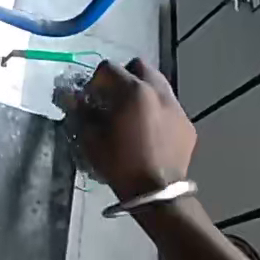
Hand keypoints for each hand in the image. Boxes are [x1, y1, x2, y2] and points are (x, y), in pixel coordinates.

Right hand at [54, 59, 195, 201]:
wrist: (156, 192)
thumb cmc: (119, 162)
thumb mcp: (91, 136)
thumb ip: (81, 111)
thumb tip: (72, 97)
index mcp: (133, 91)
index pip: (109, 68)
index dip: (95, 81)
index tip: (90, 99)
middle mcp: (158, 92)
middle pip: (139, 66)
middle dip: (123, 77)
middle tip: (112, 98)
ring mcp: (177, 108)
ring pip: (157, 84)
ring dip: (141, 91)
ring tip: (130, 113)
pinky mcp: (187, 124)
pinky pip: (168, 106)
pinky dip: (156, 109)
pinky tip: (147, 130)